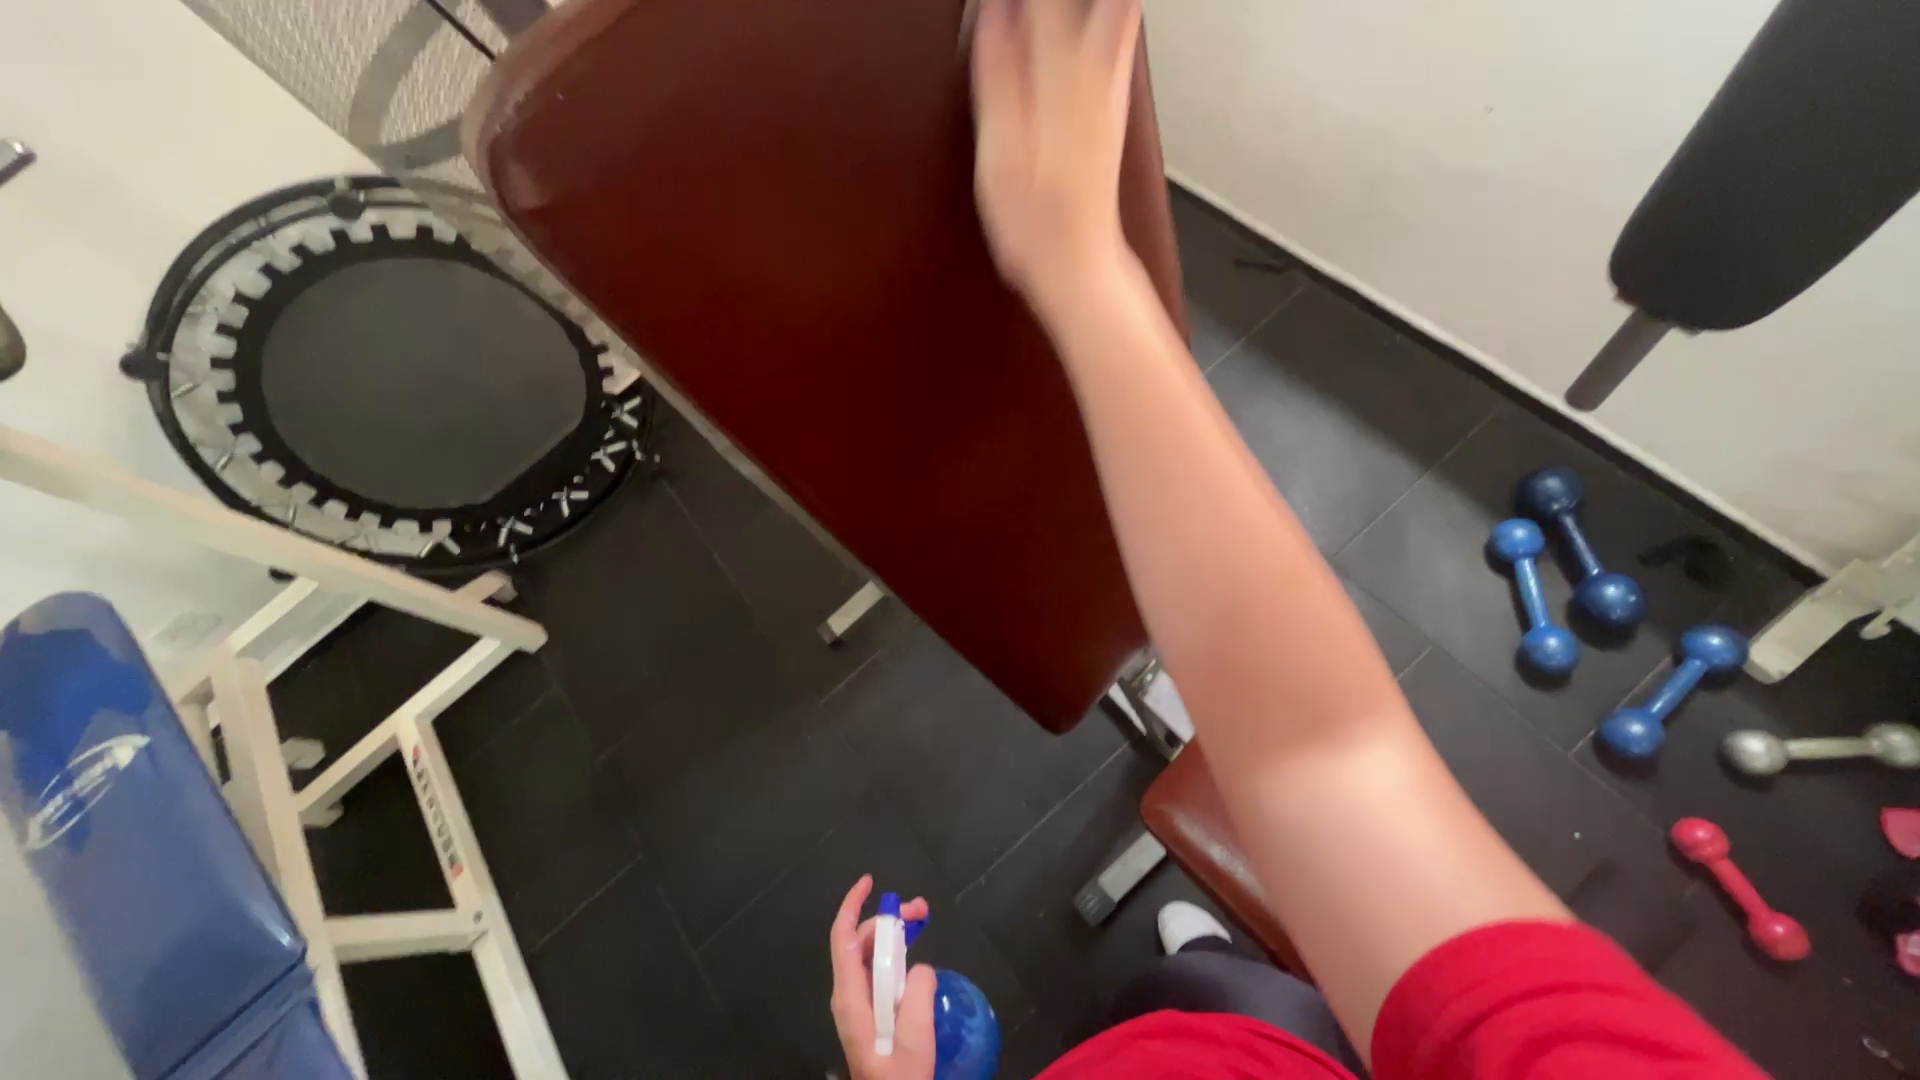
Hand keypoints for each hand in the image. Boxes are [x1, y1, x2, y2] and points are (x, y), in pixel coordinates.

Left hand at [829, 875, 936, 1079]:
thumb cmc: (899, 1073)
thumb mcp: (916, 1032)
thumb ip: (918, 989)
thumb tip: (919, 967)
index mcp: (850, 995)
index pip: (843, 937)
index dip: (852, 904)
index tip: (869, 881)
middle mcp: (847, 993)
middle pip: (862, 941)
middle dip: (888, 918)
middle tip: (922, 910)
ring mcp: (856, 1002)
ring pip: (871, 954)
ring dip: (894, 935)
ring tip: (922, 921)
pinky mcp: (867, 1011)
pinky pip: (877, 972)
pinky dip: (894, 955)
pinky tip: (913, 953)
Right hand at [970, 0, 1144, 304]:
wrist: (1077, 264)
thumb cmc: (1036, 222)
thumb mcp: (999, 153)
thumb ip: (998, 75)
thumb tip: (994, 9)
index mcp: (1064, 79)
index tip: (998, 0)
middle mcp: (1099, 75)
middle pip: (1102, 2)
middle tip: (1026, 6)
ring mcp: (1112, 90)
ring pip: (1118, 9)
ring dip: (1082, 6)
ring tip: (1040, 12)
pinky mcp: (1112, 107)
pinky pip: (1116, 34)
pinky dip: (1096, 17)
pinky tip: (1072, 21)